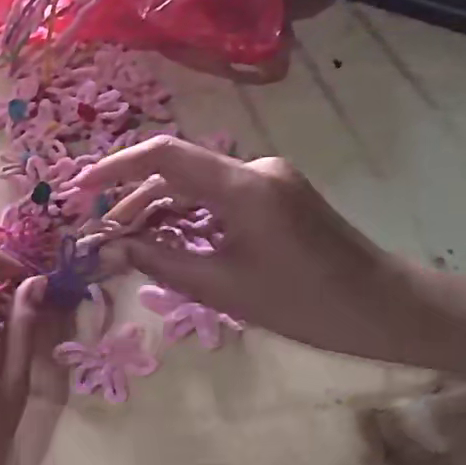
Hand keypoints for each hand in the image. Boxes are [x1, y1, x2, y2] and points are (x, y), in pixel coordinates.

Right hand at [68, 136, 442, 364]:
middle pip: (176, 171)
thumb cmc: (305, 304)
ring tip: (128, 245)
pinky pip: (218, 197)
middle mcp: (254, 169)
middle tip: (100, 233)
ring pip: (195, 185)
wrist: (385, 308)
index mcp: (242, 187)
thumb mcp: (222, 288)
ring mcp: (268, 179)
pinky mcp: (276, 194)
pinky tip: (170, 244)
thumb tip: (111, 247)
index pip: (163, 157)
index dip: (114, 168)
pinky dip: (189, 217)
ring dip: (160, 211)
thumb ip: (160, 262)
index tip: (80, 190)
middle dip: (132, 200)